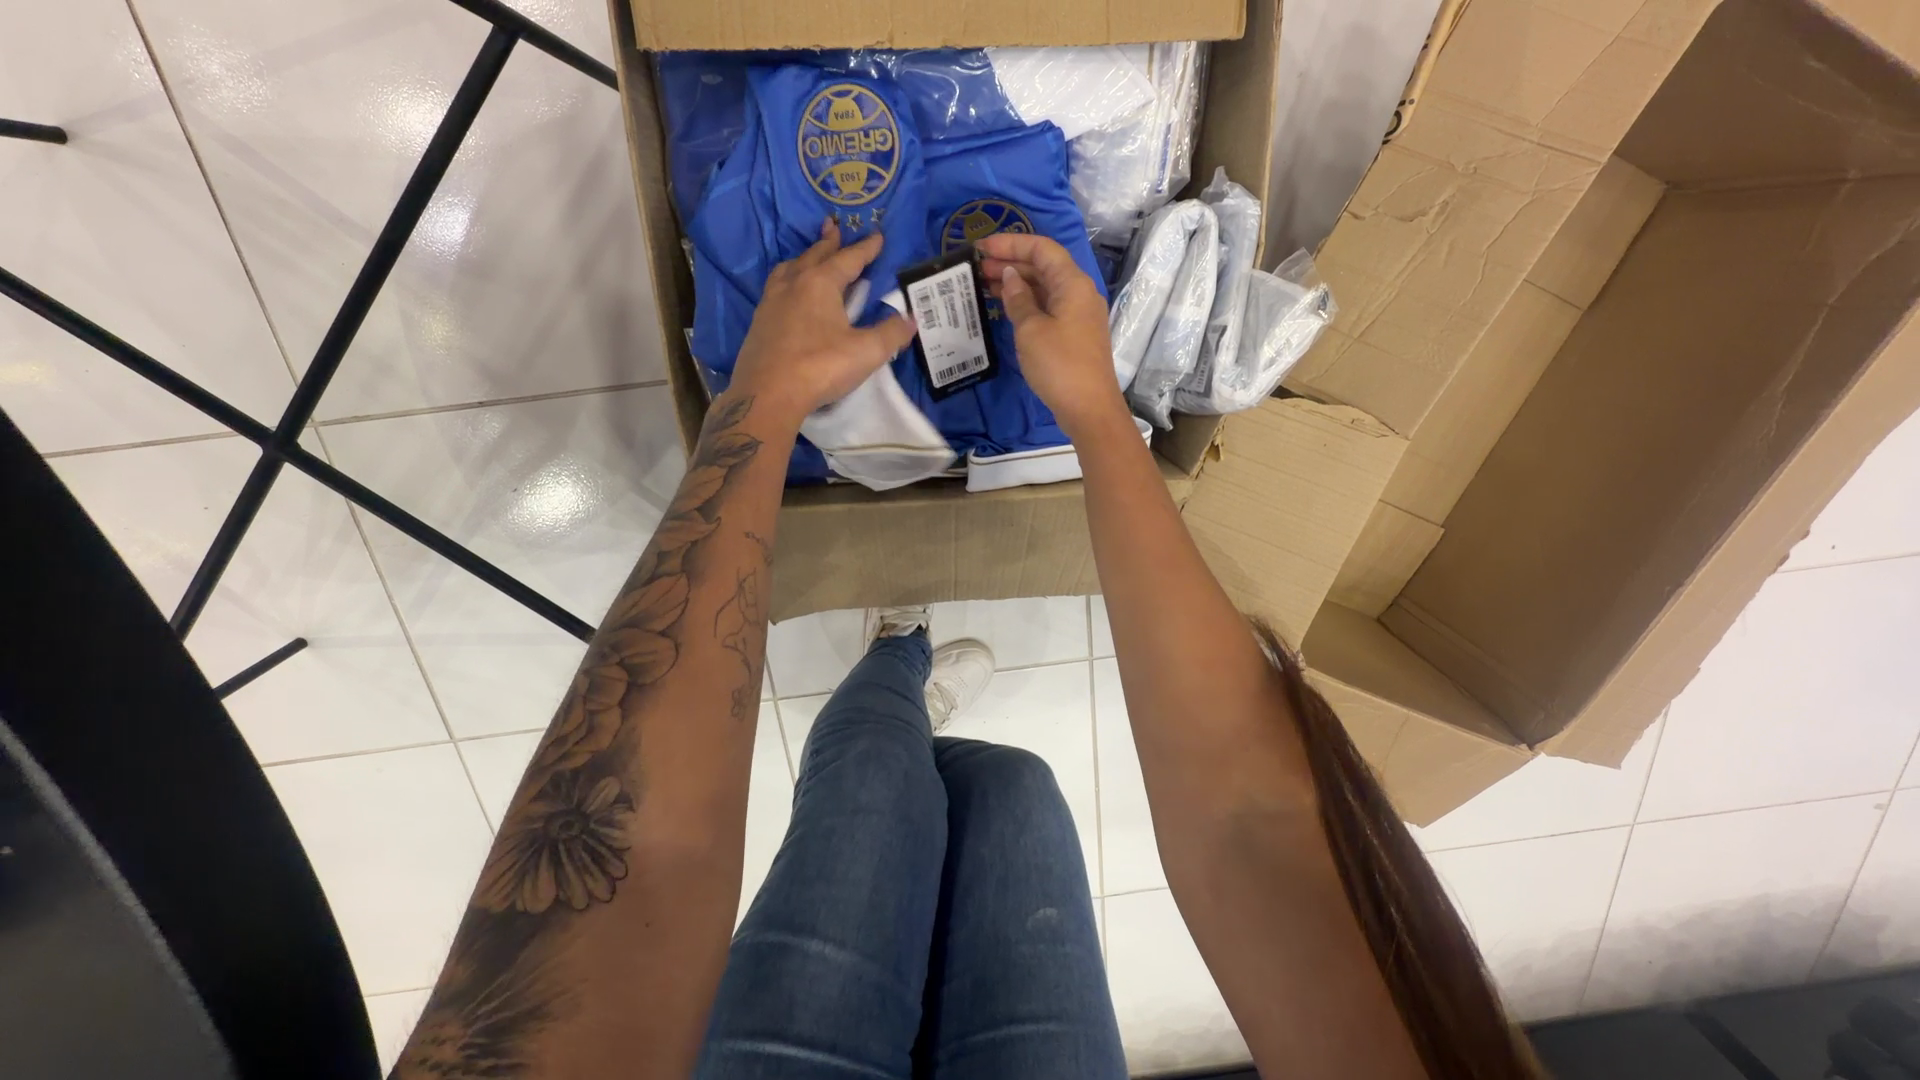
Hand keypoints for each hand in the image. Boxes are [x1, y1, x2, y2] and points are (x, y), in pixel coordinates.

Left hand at [730, 221, 916, 427]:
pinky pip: (776, 289)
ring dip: (803, 259)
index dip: (865, 248)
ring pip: (789, 269)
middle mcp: (793, 284)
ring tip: (809, 258)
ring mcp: (771, 302)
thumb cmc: (820, 367)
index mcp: (820, 283)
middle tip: (834, 228)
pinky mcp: (759, 322)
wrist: (768, 394)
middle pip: (814, 255)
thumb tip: (911, 320)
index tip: (877, 237)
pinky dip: (788, 281)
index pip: (848, 259)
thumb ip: (891, 334)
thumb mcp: (866, 352)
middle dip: (829, 243)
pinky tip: (789, 294)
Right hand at [979, 232, 1129, 441]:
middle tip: (977, 268)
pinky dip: (1026, 302)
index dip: (1011, 244)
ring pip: (1044, 288)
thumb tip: (1012, 277)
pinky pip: (1047, 307)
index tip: (981, 248)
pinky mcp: (1073, 334)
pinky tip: (1005, 307)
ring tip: (983, 285)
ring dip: (1016, 283)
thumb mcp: (1031, 330)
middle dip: (1011, 263)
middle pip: (1044, 267)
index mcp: (1073, 283)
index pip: (1042, 249)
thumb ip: (1019, 299)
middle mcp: (1079, 293)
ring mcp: (1078, 315)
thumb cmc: (1059, 365)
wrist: (1088, 409)